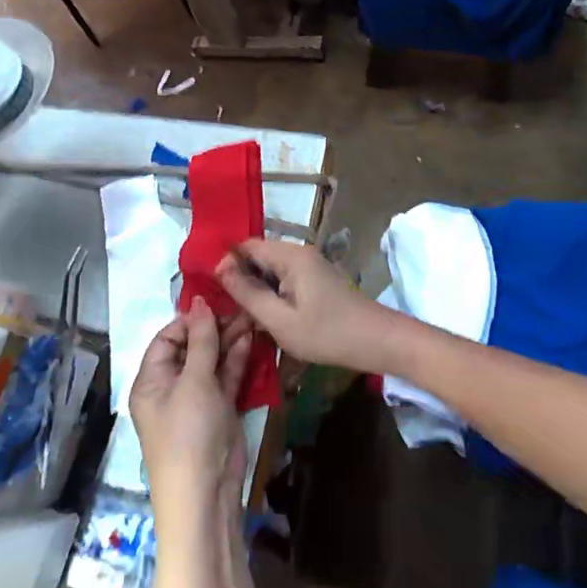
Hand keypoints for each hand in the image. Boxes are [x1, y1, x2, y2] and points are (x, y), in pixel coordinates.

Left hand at [130, 300, 252, 501]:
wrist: (206, 493)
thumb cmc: (188, 433)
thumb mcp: (194, 382)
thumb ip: (201, 341)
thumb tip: (199, 302)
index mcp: (151, 381)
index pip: (167, 338)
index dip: (190, 320)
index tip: (216, 302)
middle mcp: (171, 387)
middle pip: (192, 348)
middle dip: (215, 328)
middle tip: (241, 306)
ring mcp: (197, 400)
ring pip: (212, 361)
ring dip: (229, 341)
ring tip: (251, 316)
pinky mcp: (219, 411)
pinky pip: (226, 378)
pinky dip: (237, 360)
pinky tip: (251, 339)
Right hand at [217, 240, 401, 374]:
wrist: (377, 341)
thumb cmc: (327, 333)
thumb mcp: (280, 320)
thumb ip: (248, 293)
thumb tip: (219, 268)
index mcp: (291, 256)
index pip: (247, 246)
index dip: (226, 263)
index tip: (209, 288)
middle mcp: (300, 253)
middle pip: (259, 257)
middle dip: (239, 278)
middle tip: (221, 306)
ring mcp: (310, 266)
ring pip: (271, 270)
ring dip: (255, 289)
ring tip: (237, 314)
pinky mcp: (316, 280)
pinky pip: (284, 280)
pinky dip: (271, 294)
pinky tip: (263, 316)